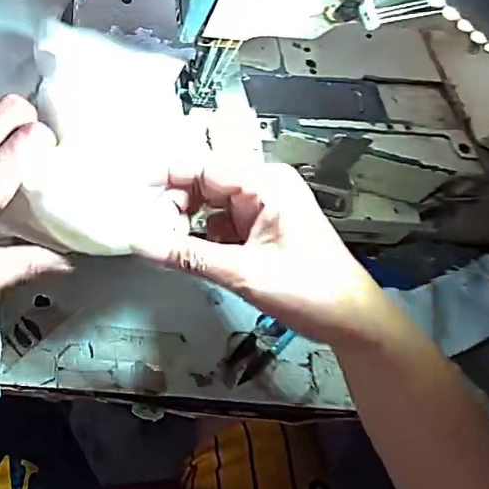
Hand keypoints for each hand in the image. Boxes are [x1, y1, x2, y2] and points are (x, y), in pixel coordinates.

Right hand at [134, 155, 413, 348]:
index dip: (168, 183)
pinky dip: (198, 235)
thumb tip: (146, 243)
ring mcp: (259, 206)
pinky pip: (215, 221)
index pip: (203, 168)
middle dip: (174, 207)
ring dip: (185, 222)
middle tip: (154, 233)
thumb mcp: (243, 273)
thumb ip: (188, 256)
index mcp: (266, 183)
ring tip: (170, 245)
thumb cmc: (316, 290)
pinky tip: (189, 252)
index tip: (139, 199)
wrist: (349, 319)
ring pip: (205, 203)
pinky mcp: (256, 226)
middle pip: (201, 183)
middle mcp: (262, 187)